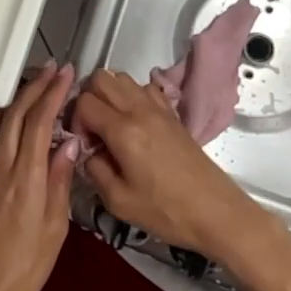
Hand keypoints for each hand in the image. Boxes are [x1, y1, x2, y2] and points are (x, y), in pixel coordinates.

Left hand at [0, 63, 77, 290]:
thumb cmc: (26, 267)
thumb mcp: (56, 226)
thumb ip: (60, 180)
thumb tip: (69, 142)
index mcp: (25, 177)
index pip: (39, 121)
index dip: (53, 93)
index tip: (67, 74)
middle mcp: (1, 168)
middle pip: (15, 113)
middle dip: (34, 86)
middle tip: (53, 69)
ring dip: (15, 99)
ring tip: (33, 86)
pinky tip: (5, 121)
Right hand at [72, 69, 268, 257]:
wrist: (215, 212)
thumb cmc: (166, 211)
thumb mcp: (118, 201)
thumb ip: (94, 170)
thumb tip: (88, 153)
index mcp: (123, 130)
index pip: (84, 102)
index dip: (75, 120)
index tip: (82, 143)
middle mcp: (140, 110)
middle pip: (101, 78)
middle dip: (88, 98)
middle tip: (91, 129)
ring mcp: (159, 108)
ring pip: (123, 78)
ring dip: (109, 95)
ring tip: (110, 125)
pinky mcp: (173, 114)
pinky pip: (146, 88)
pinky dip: (133, 96)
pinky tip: (134, 123)